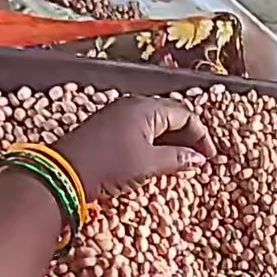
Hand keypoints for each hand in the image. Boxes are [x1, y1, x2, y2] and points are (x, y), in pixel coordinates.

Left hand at [53, 97, 214, 198]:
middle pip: (170, 116)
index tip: (209, 156)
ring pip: (154, 123)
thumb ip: (177, 158)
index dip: (201, 135)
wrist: (66, 172)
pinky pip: (139, 130)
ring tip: (180, 162)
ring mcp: (118, 115)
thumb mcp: (149, 164)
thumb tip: (197, 158)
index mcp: (146, 107)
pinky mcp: (107, 128)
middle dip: (187, 137)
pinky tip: (156, 159)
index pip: (185, 114)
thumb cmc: (109, 165)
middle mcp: (133, 104)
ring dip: (171, 141)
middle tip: (198, 159)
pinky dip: (153, 143)